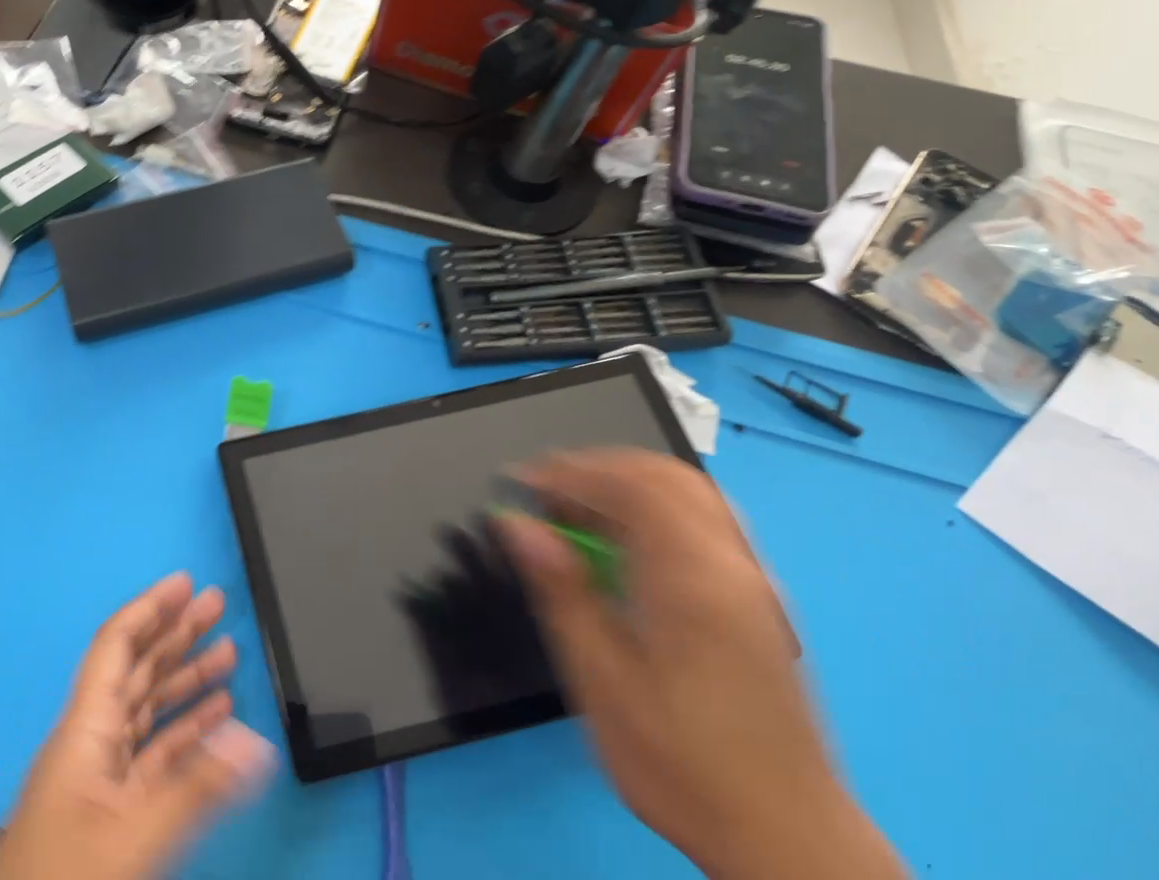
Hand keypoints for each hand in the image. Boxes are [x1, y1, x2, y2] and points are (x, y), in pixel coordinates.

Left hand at [0, 574, 275, 879]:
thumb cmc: (67, 878)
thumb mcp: (134, 835)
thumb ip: (197, 787)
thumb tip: (255, 742)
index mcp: (84, 731)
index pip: (115, 649)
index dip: (148, 609)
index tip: (183, 583)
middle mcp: (91, 741)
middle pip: (136, 671)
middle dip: (176, 634)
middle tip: (216, 604)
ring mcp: (101, 774)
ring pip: (148, 709)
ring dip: (186, 678)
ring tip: (228, 652)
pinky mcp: (114, 806)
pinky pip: (155, 751)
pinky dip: (186, 730)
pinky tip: (217, 717)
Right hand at [495, 449, 904, 879]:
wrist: (785, 833)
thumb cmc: (680, 764)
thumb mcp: (601, 681)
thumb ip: (563, 592)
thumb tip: (518, 526)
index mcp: (692, 580)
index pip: (631, 486)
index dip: (568, 472)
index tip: (519, 482)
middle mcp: (733, 566)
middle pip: (667, 477)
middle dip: (598, 470)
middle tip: (543, 493)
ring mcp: (754, 583)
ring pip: (691, 495)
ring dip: (627, 486)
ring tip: (574, 514)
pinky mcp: (758, 602)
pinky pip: (706, 524)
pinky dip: (656, 511)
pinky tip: (622, 547)